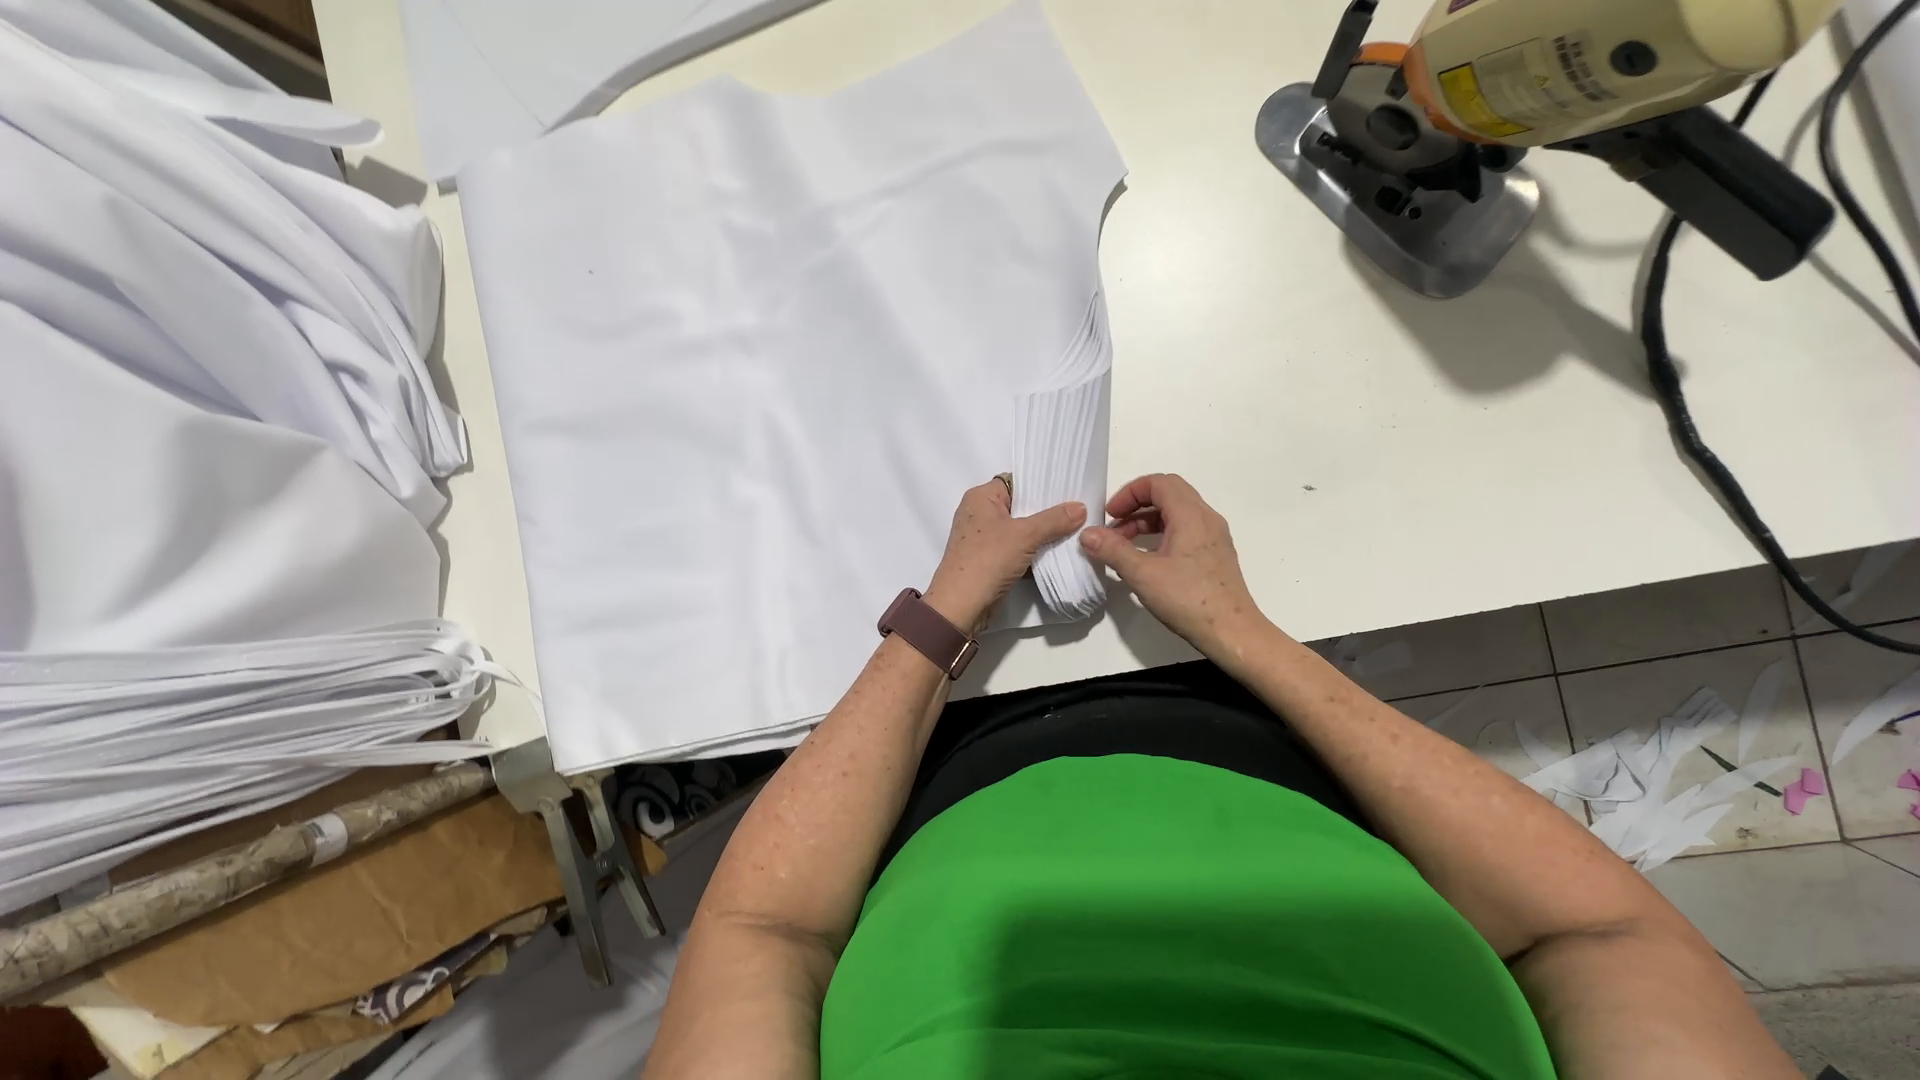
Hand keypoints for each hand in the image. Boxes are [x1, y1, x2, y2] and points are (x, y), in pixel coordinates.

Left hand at [924, 478, 1086, 633]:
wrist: (961, 606)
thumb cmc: (987, 560)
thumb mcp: (1024, 535)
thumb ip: (1054, 520)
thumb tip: (1081, 507)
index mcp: (981, 497)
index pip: (1017, 481)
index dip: (1042, 484)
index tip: (1070, 488)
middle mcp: (981, 513)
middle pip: (1021, 505)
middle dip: (1048, 511)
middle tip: (1079, 510)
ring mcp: (985, 538)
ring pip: (1022, 529)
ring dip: (1044, 533)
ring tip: (1076, 530)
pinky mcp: (992, 560)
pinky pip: (1019, 549)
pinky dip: (1035, 551)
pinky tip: (1060, 552)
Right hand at [1078, 474, 1270, 655]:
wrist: (1232, 632)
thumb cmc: (1187, 599)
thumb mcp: (1142, 574)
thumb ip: (1113, 550)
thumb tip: (1087, 534)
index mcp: (1191, 515)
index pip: (1158, 483)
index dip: (1129, 492)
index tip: (1109, 515)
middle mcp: (1206, 518)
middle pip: (1169, 492)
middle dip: (1137, 504)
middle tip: (1114, 526)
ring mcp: (1214, 536)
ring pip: (1177, 512)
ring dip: (1148, 520)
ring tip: (1124, 545)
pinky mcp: (1216, 553)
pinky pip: (1186, 529)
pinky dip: (1163, 533)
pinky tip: (1148, 558)